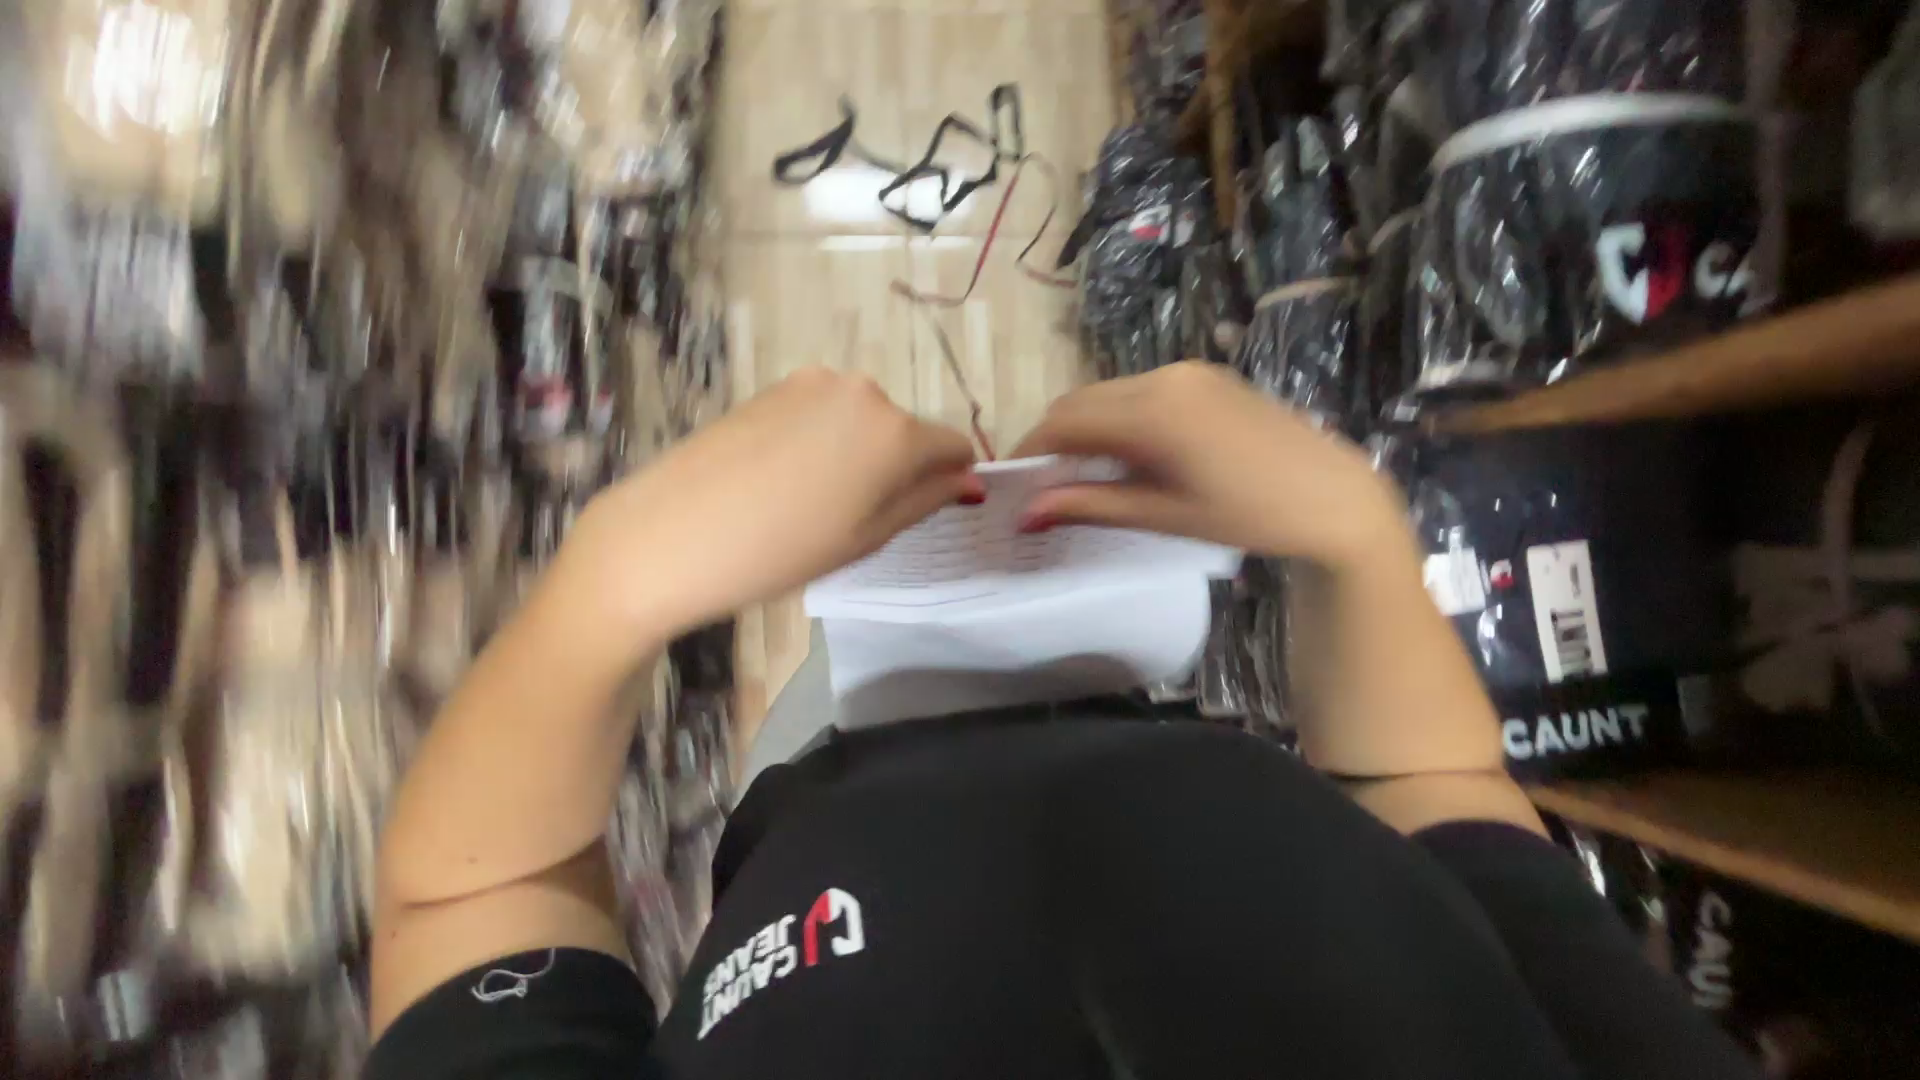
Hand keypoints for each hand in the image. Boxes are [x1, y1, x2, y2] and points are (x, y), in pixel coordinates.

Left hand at [554, 368, 978, 636]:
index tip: (922, 511)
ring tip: (811, 500)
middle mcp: (862, 390)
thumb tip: (971, 481)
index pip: (953, 446)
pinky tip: (783, 479)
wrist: (670, 534)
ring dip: (858, 452)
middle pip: (906, 430)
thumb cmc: (782, 550)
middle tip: (855, 517)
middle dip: (898, 466)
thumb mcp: (868, 536)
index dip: (949, 479)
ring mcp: (813, 382)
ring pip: (862, 420)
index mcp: (896, 431)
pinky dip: (822, 441)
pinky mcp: (773, 386)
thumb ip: (927, 500)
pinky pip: (823, 413)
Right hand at [1013, 362, 1408, 568]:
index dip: (1030, 451)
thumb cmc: (1247, 515)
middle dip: (1053, 440)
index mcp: (1152, 412)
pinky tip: (1126, 455)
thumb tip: (1026, 513)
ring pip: (1108, 394)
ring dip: (1084, 429)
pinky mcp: (1206, 377)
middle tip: (1043, 486)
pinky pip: (1139, 392)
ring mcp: (1188, 373)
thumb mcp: (1162, 515)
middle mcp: (1164, 378)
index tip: (1011, 484)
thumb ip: (1089, 506)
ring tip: (1083, 475)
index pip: (1064, 422)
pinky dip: (1117, 419)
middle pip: (1081, 401)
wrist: (1332, 497)